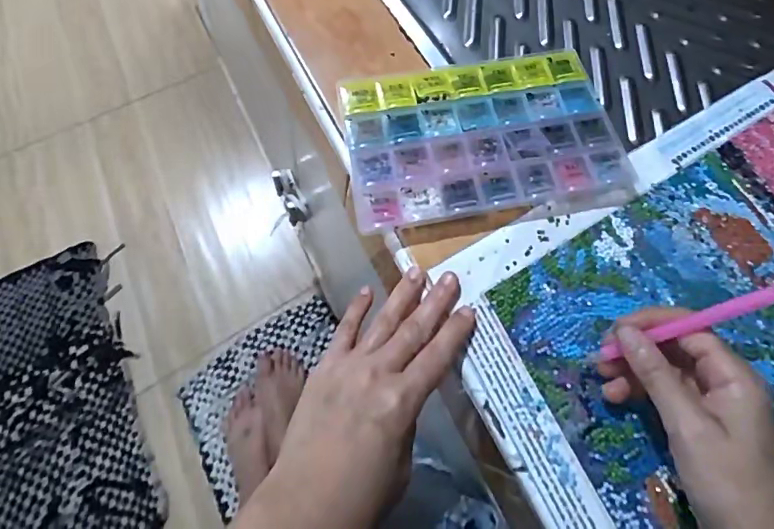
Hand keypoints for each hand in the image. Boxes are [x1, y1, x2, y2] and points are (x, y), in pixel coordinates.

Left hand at [235, 268, 477, 528]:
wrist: (304, 502)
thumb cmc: (360, 496)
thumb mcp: (400, 465)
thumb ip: (405, 423)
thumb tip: (404, 399)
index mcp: (402, 401)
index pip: (437, 358)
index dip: (455, 332)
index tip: (469, 309)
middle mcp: (378, 374)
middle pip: (413, 330)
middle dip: (435, 302)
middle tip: (449, 277)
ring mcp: (349, 366)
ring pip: (382, 322)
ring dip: (401, 295)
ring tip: (416, 271)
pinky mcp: (325, 367)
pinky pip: (344, 331)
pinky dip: (356, 310)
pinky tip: (367, 291)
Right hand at [598, 308, 773, 528]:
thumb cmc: (726, 482)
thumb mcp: (687, 426)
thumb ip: (656, 374)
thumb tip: (625, 330)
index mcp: (734, 375)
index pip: (689, 328)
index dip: (651, 324)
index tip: (615, 330)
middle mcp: (726, 382)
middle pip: (676, 348)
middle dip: (637, 350)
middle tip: (602, 359)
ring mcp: (715, 405)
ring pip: (668, 371)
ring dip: (635, 372)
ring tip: (604, 381)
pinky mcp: (703, 425)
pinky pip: (669, 395)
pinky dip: (643, 393)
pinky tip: (618, 398)